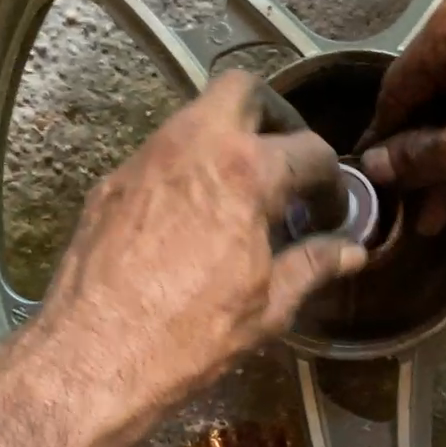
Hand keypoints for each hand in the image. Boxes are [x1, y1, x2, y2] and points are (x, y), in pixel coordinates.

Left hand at [33, 71, 365, 413]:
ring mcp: (145, 158)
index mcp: (246, 173)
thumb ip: (313, 266)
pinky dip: (187, 169)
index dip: (331, 180)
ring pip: (194, 116)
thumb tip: (352, 252)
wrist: (93, 355)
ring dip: (226, 140)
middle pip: (244, 91)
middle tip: (286, 165)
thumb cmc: (193, 336)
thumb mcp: (269, 307)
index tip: (330, 210)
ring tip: (240, 194)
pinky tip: (191, 219)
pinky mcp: (110, 182)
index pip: (309, 149)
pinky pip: (159, 154)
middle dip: (275, 118)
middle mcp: (194, 145)